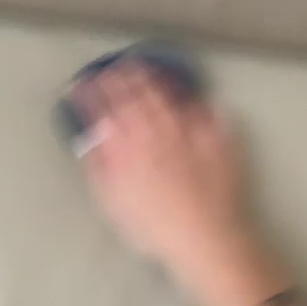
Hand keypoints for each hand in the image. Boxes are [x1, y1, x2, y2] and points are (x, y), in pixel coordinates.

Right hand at [76, 63, 247, 276]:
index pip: (106, 110)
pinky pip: (211, 116)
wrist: (206, 238)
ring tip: (149, 71)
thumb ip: (100, 167)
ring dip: (157, 82)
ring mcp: (190, 135)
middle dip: (125, 78)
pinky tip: (201, 99)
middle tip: (118, 66)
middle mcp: (157, 134)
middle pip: (138, 98)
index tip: (87, 82)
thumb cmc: (156, 230)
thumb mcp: (115, 204)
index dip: (95, 93)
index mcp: (128, 147)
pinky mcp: (219, 143)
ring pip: (170, 100)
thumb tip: (91, 142)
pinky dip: (203, 105)